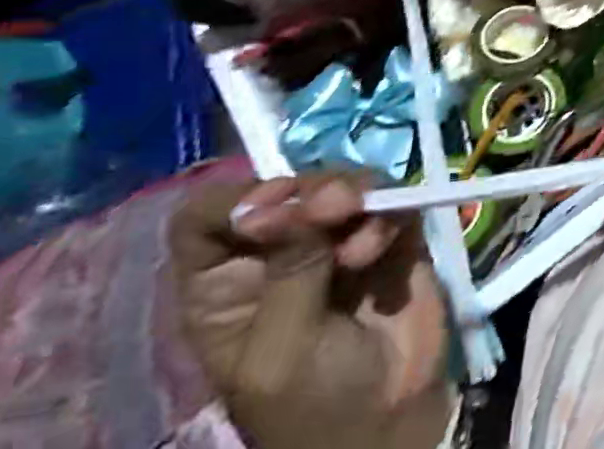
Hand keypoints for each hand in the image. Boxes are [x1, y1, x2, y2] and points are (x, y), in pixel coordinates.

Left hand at [170, 171, 450, 448]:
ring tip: (367, 244)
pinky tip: (387, 247)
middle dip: (315, 189)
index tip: (278, 207)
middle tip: (341, 205)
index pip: (210, 216)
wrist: (389, 418)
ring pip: (346, 185)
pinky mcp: (392, 239)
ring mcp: (339, 242)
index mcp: (226, 283)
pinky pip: (393, 203)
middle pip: (289, 189)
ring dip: (359, 199)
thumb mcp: (282, 348)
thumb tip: (287, 202)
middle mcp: (280, 252)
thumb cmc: (309, 402)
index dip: (240, 199)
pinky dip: (392, 214)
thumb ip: (289, 273)